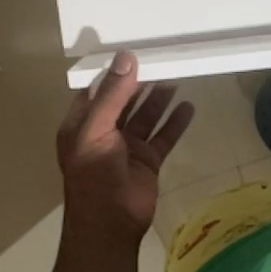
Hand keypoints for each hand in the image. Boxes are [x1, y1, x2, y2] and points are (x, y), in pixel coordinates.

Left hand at [55, 51, 195, 243]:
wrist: (110, 224)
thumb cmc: (94, 175)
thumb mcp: (95, 129)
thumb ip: (112, 94)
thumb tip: (127, 57)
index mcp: (82, 124)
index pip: (96, 89)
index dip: (112, 70)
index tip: (132, 47)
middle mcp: (104, 133)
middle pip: (124, 99)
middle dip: (140, 80)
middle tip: (162, 56)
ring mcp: (127, 148)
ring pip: (146, 116)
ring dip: (159, 98)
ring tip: (178, 73)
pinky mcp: (147, 161)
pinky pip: (163, 137)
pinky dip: (175, 123)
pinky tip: (188, 107)